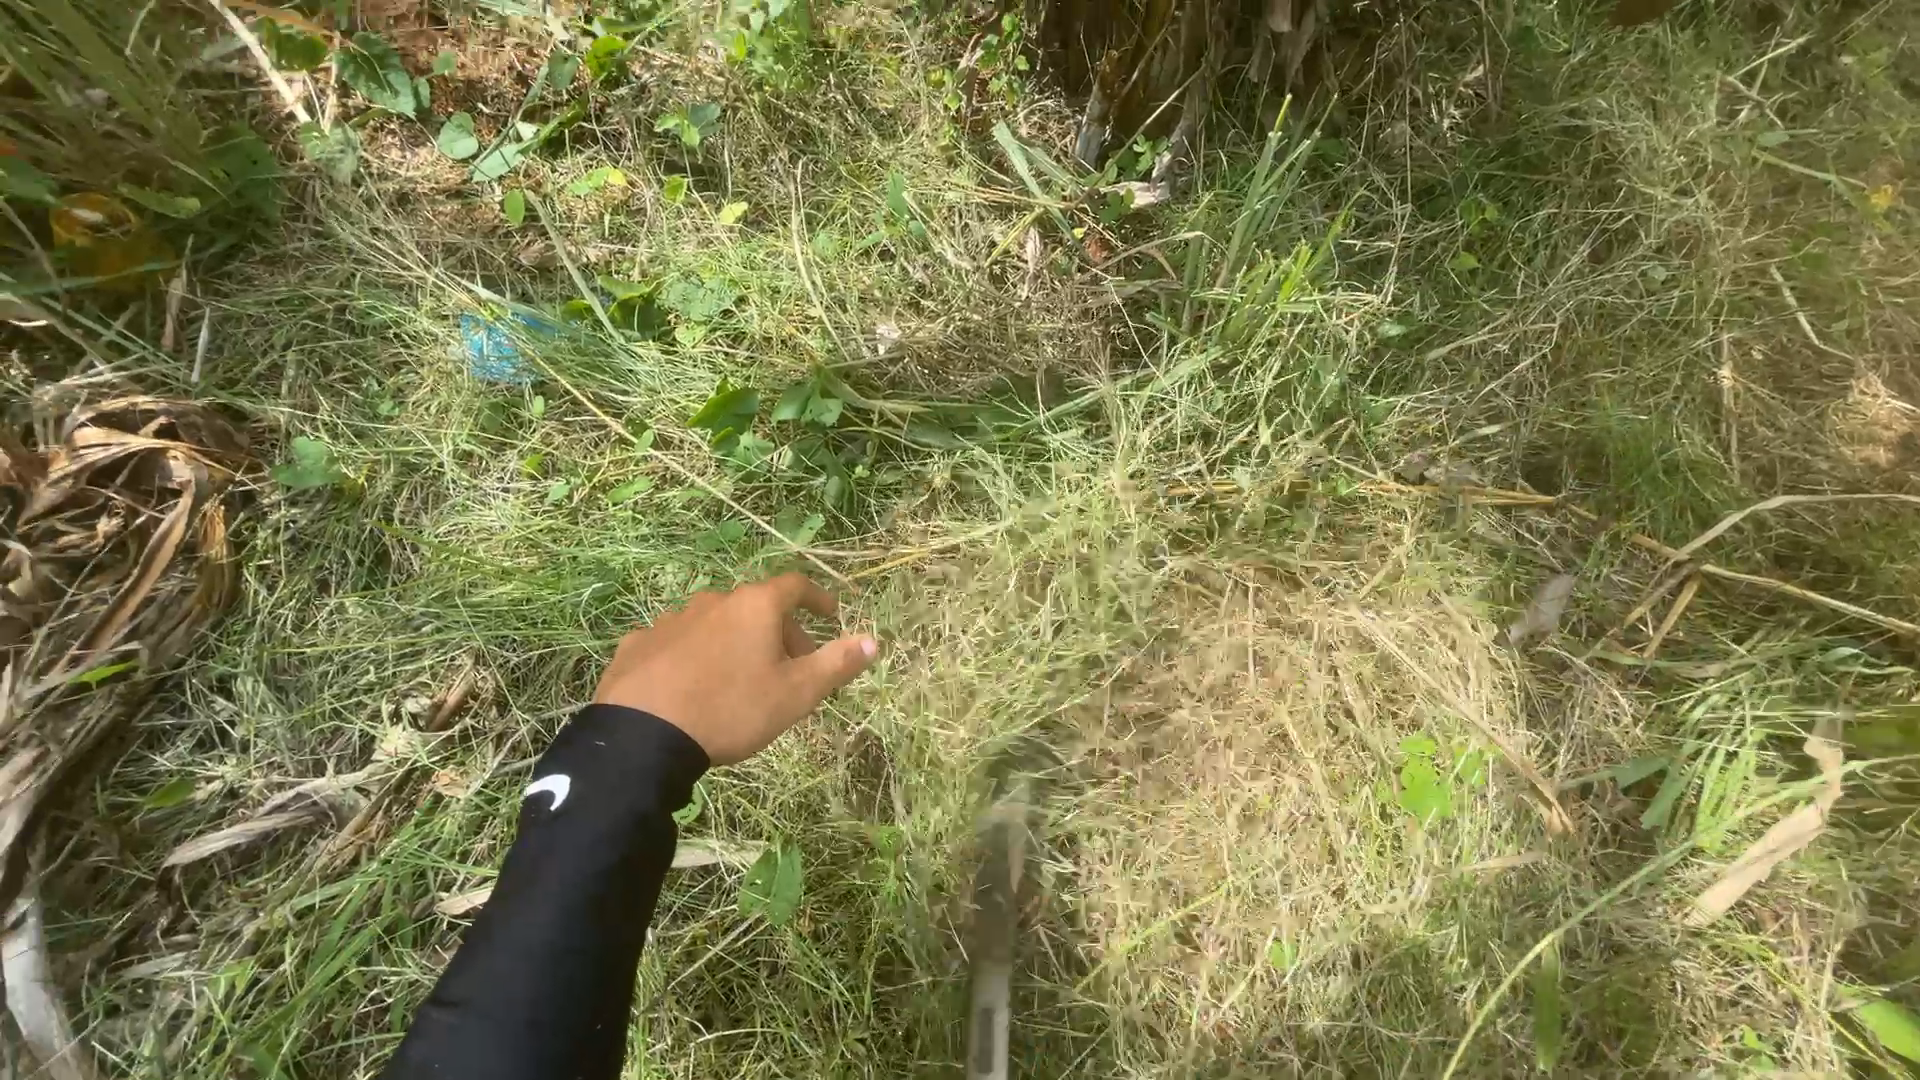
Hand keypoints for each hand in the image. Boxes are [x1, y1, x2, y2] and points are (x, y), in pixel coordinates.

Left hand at [593, 573, 876, 764]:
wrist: (642, 737)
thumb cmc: (732, 708)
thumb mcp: (796, 694)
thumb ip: (837, 664)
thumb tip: (874, 640)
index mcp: (755, 606)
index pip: (796, 586)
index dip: (818, 599)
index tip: (831, 617)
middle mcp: (713, 601)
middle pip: (756, 607)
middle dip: (780, 632)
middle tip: (791, 667)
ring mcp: (671, 620)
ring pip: (716, 623)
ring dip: (736, 642)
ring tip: (741, 678)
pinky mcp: (639, 643)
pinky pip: (678, 642)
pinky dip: (695, 654)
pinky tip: (692, 685)